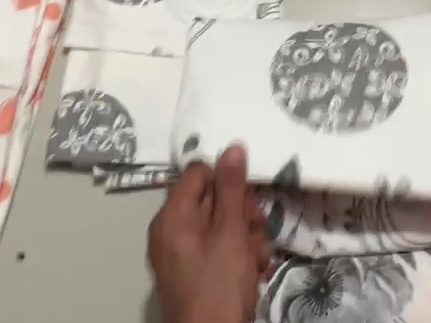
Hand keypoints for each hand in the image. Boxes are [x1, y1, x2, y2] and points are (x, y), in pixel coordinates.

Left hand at [148, 145, 273, 322]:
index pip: (200, 171)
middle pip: (213, 198)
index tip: (248, 195)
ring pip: (222, 225)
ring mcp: (182, 255)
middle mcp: (172, 230)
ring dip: (248, 236)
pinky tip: (255, 270)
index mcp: (173, 215)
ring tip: (259, 258)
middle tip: (258, 229)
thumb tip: (232, 146)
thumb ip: (232, 187)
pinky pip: (219, 249)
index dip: (226, 179)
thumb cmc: (218, 284)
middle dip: (243, 212)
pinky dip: (240, 255)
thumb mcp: (230, 231)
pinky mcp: (195, 274)